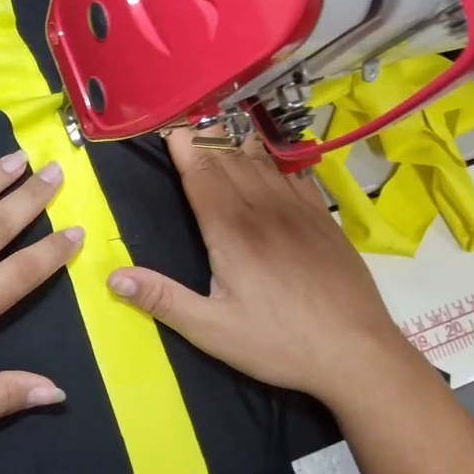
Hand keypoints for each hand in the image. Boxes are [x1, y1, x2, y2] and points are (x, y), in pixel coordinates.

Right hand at [108, 130, 420, 405]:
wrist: (359, 354)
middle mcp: (264, 210)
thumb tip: (114, 276)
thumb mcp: (211, 330)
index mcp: (231, 231)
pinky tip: (269, 158)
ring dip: (237, 142)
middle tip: (186, 119)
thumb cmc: (279, 344)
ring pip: (262, 162)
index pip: (202, 173)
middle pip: (230, 159)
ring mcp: (300, 212)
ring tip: (219, 126)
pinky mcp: (325, 222)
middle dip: (205, 136)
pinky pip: (294, 177)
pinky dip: (274, 161)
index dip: (184, 144)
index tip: (168, 124)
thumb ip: (162, 299)